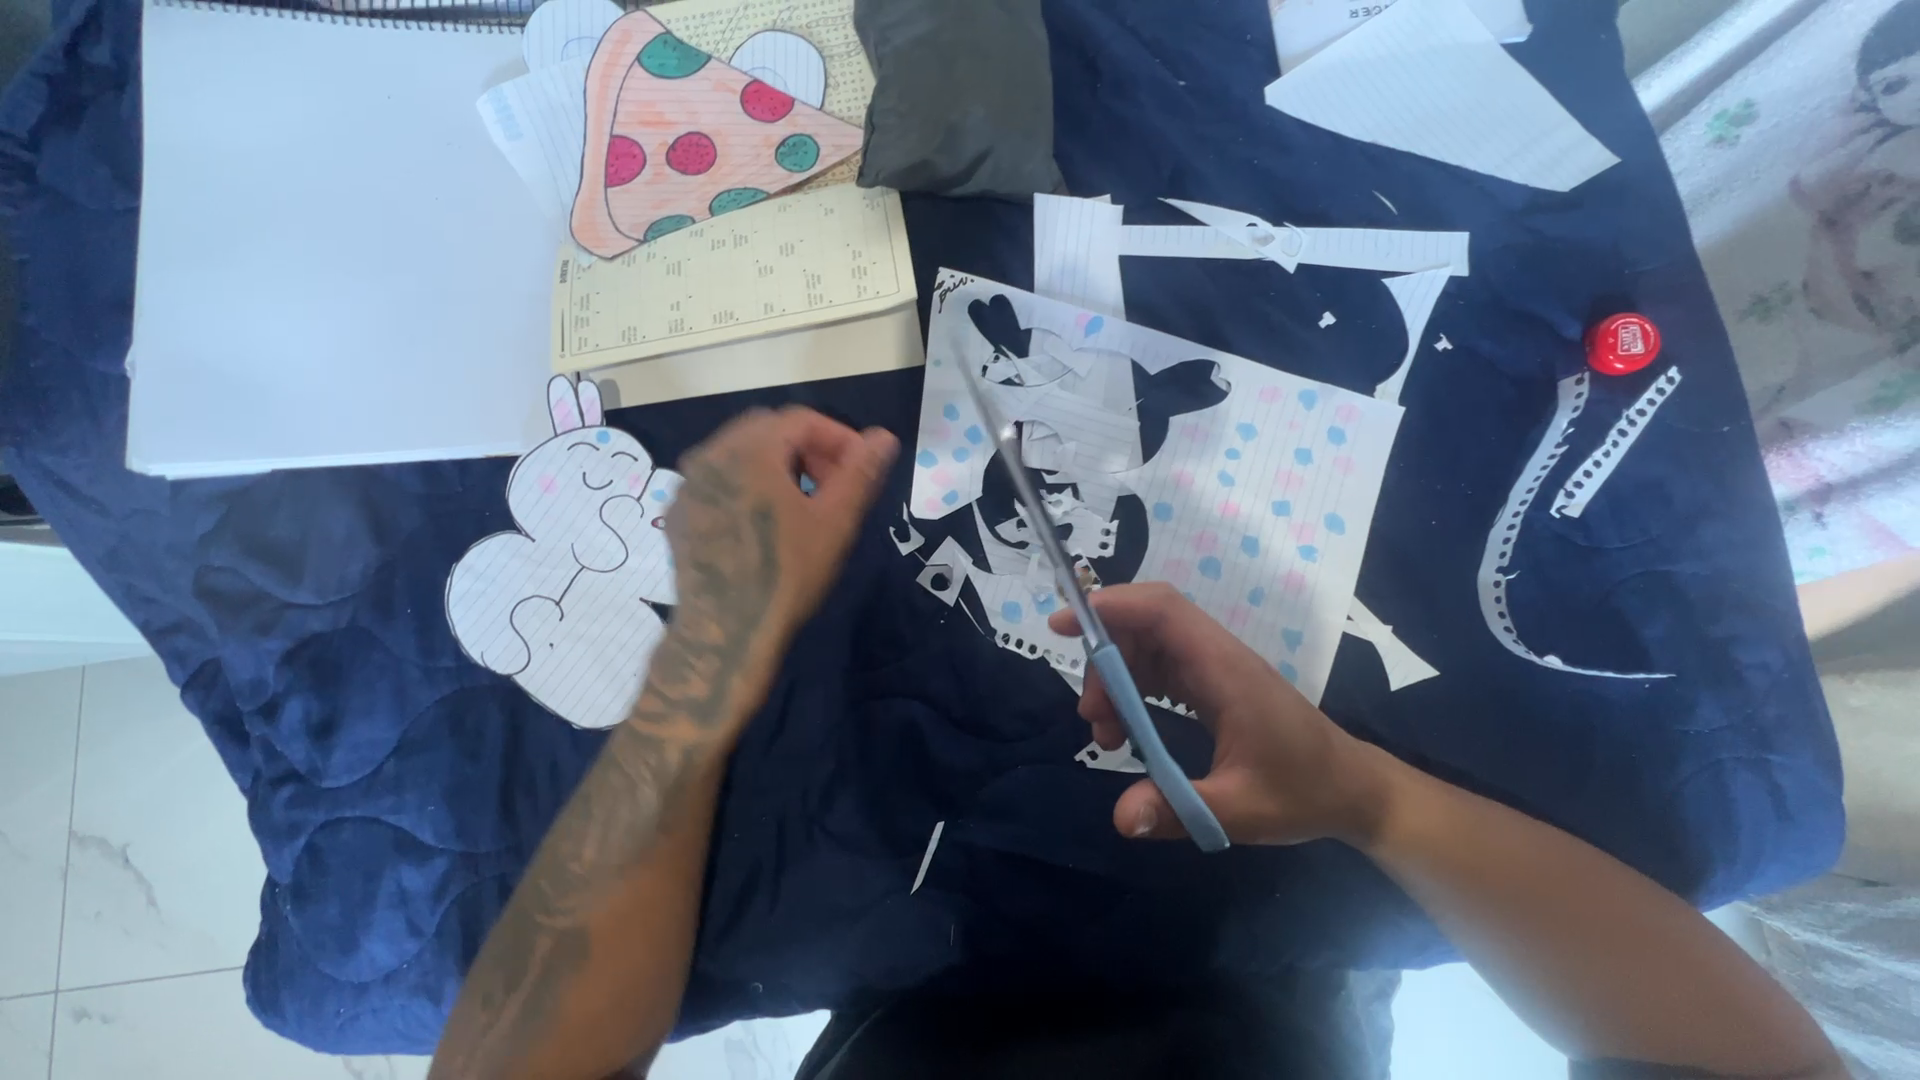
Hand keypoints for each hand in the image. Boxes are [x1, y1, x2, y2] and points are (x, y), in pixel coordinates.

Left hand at [664, 407, 896, 701]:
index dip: (839, 438)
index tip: (861, 469)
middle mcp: (710, 456)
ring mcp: (688, 486)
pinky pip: (718, 483)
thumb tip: (885, 437)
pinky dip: (747, 487)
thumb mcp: (835, 521)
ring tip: (803, 505)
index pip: (801, 420)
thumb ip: (860, 472)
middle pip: (768, 430)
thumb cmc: (787, 573)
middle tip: (834, 485)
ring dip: (777, 466)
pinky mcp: (677, 515)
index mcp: (749, 449)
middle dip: (808, 449)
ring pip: (740, 455)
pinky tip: (764, 525)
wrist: (727, 632)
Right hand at [1048, 584, 1389, 846]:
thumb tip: (1119, 818)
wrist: (1353, 790)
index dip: (1112, 605)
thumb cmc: (1303, 792)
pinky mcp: (1212, 684)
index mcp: (1224, 670)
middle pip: (1146, 624)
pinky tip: (1124, 728)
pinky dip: (1132, 688)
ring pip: (1148, 645)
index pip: (1163, 611)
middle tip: (1090, 713)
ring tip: (1105, 732)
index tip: (1065, 624)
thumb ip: (1179, 809)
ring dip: (1115, 677)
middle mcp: (1216, 657)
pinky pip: (1160, 667)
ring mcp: (1214, 668)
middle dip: (1104, 655)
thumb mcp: (1240, 810)